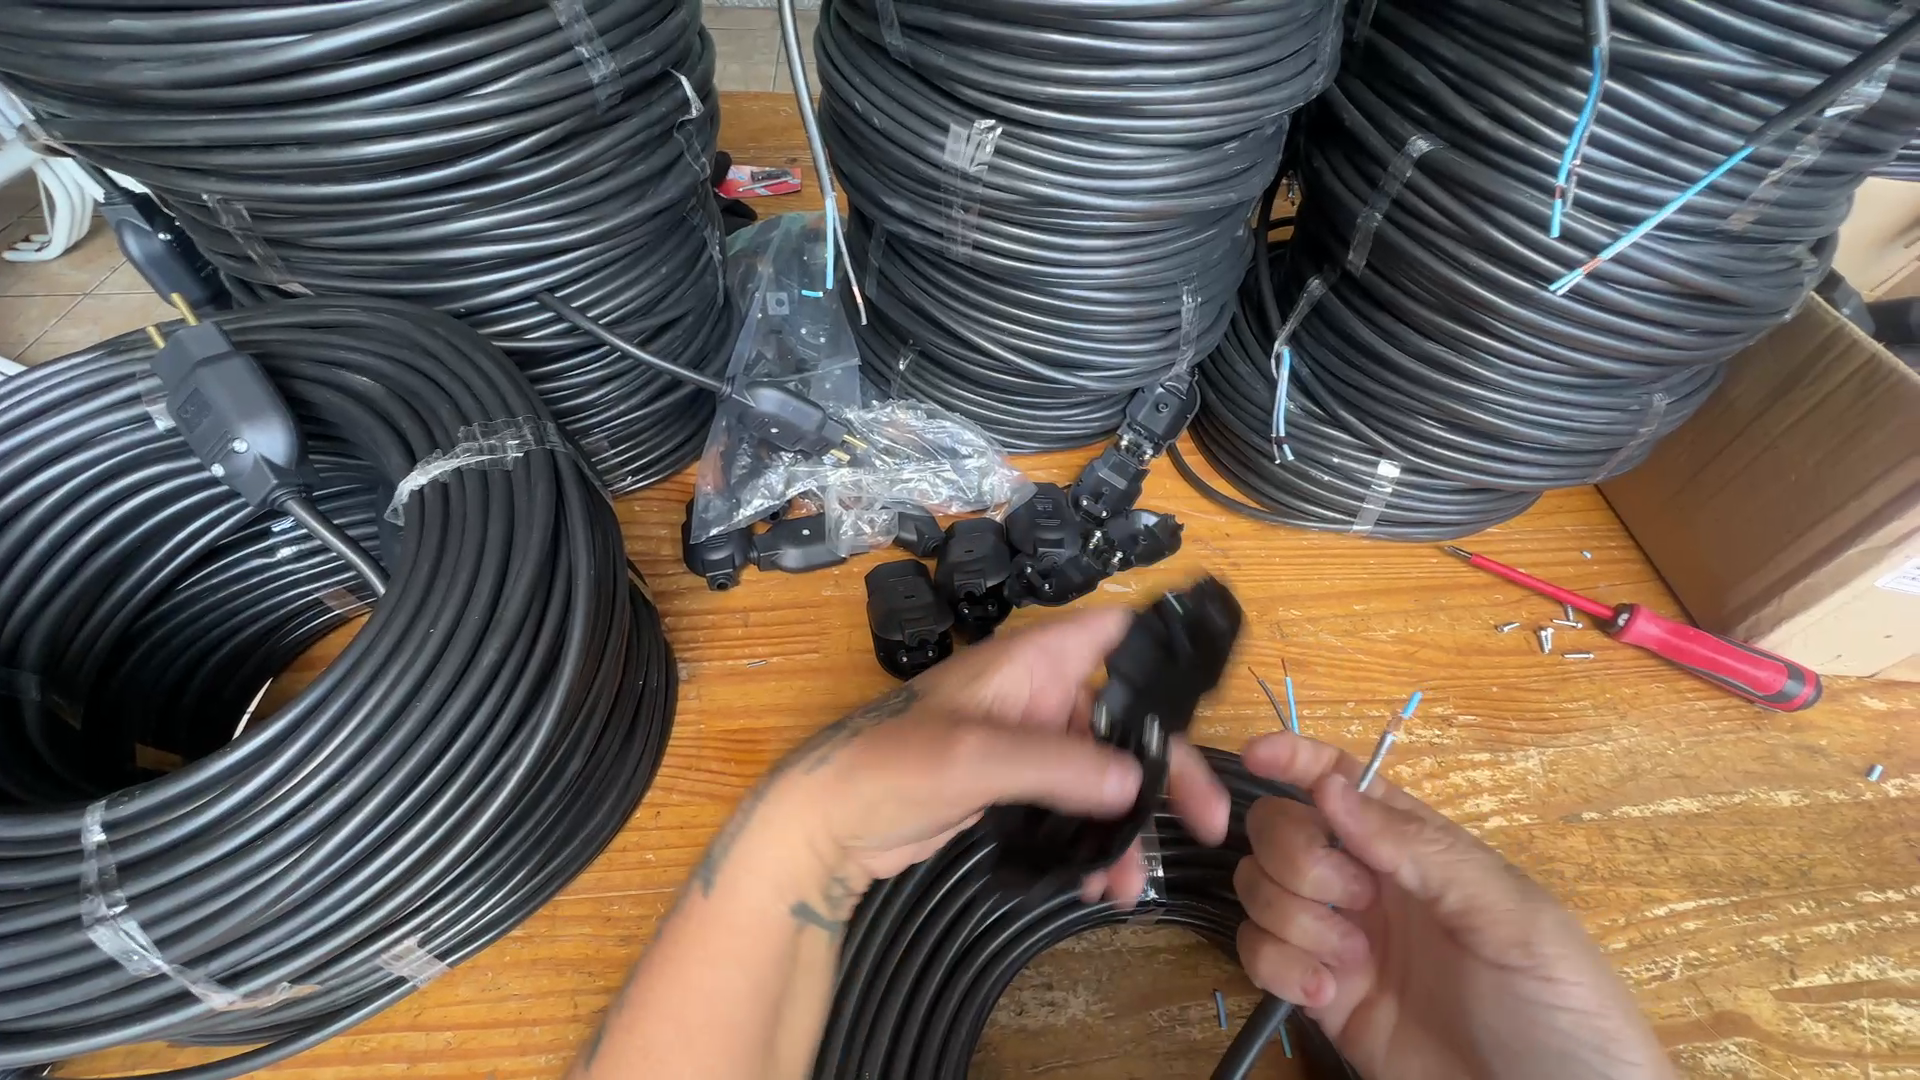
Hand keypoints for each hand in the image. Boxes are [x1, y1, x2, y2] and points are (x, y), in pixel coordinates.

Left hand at [769, 607, 1230, 902]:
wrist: (831, 821)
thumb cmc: (894, 763)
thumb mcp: (977, 756)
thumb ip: (1058, 765)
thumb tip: (1135, 782)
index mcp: (1030, 662)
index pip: (1111, 634)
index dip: (1163, 650)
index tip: (1209, 695)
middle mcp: (1036, 694)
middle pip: (1121, 716)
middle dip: (1162, 767)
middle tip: (1206, 820)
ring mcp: (1025, 742)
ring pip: (1099, 769)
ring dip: (1124, 819)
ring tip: (1133, 879)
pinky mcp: (1012, 786)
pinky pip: (1070, 805)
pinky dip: (1090, 838)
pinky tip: (1096, 881)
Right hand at [1232, 732, 1673, 1079]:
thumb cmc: (1559, 1010)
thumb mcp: (1511, 920)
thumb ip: (1418, 847)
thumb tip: (1328, 787)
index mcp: (1409, 846)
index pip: (1339, 777)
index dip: (1293, 754)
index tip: (1254, 755)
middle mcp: (1360, 879)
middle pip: (1279, 826)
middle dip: (1299, 859)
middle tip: (1355, 903)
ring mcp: (1333, 934)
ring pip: (1258, 884)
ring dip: (1293, 919)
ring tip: (1351, 963)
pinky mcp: (1314, 990)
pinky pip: (1254, 950)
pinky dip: (1278, 967)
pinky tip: (1326, 996)